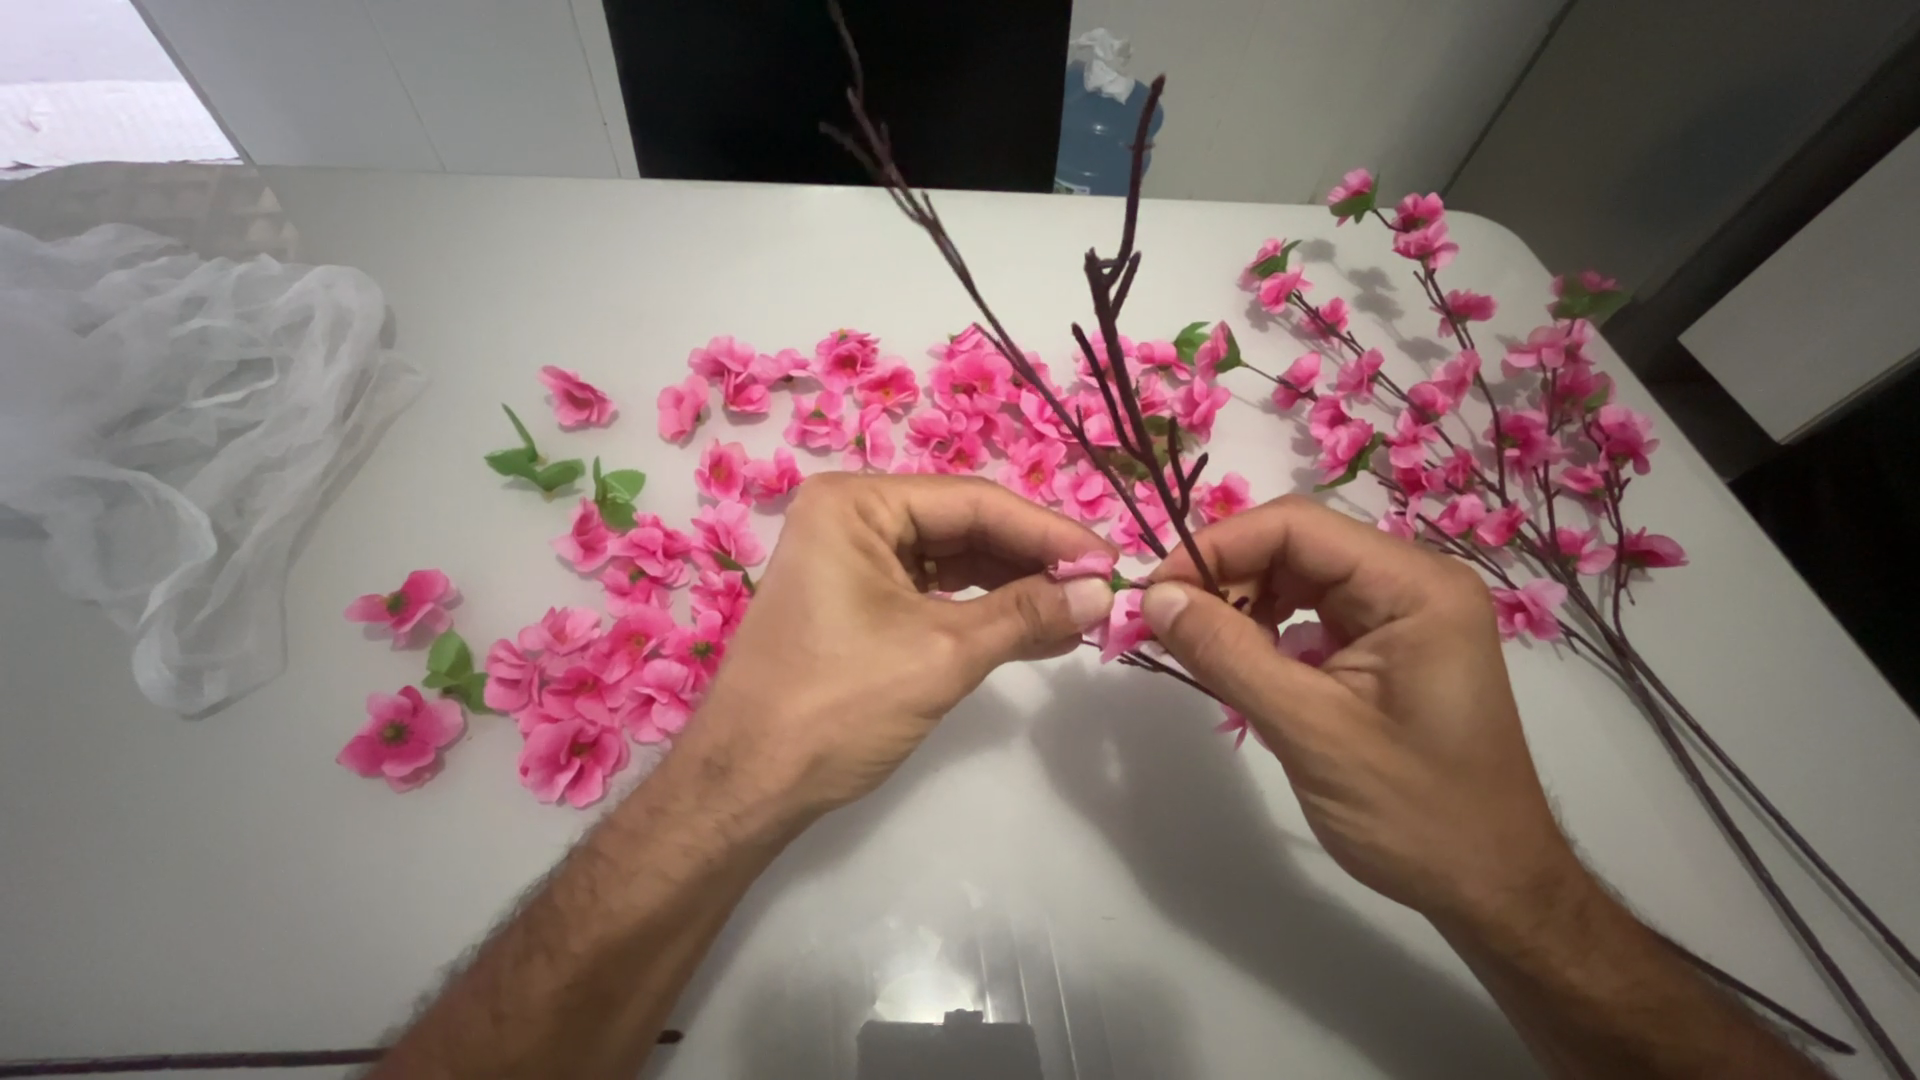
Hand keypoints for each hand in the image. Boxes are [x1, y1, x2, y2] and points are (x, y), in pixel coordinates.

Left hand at [680, 473, 1115, 820]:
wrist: (748, 786)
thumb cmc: (837, 706)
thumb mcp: (943, 654)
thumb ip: (1027, 614)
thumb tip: (1104, 592)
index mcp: (857, 504)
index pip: (975, 503)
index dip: (1049, 533)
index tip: (1110, 560)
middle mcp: (852, 518)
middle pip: (965, 527)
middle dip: (1034, 563)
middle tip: (1101, 590)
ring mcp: (852, 561)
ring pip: (954, 562)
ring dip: (1015, 590)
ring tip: (1080, 614)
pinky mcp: (858, 602)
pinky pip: (934, 594)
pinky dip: (983, 613)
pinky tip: (1037, 630)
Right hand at [1142, 496, 1587, 928]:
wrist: (1487, 885)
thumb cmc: (1414, 811)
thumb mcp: (1309, 729)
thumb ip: (1227, 654)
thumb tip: (1153, 598)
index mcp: (1414, 586)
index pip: (1296, 527)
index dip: (1215, 547)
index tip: (1156, 591)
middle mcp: (1410, 583)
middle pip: (1292, 546)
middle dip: (1222, 577)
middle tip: (1164, 622)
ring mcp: (1397, 614)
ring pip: (1292, 578)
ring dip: (1236, 604)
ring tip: (1194, 645)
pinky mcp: (1380, 645)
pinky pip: (1304, 614)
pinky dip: (1259, 631)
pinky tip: (1235, 663)